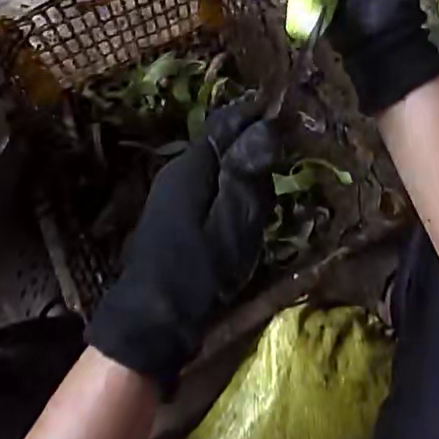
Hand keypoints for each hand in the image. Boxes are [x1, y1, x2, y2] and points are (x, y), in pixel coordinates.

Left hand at [85, 95, 278, 395]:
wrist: (151, 322)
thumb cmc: (198, 267)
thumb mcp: (234, 219)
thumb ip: (248, 171)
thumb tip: (266, 125)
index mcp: (192, 165)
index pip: (227, 123)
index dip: (257, 116)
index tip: (287, 116)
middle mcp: (178, 171)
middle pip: (222, 144)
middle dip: (252, 144)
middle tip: (287, 153)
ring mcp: (172, 194)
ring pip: (216, 167)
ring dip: (242, 169)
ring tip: (272, 183)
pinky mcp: (172, 215)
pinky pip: (208, 187)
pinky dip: (230, 190)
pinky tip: (246, 211)